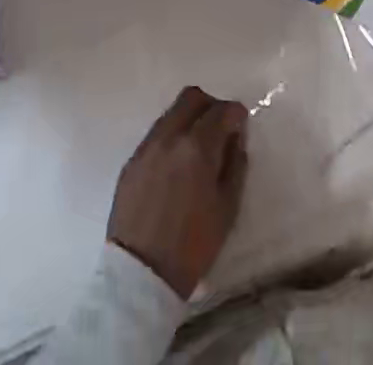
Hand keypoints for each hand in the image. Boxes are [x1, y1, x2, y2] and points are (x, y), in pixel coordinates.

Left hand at [107, 86, 248, 297]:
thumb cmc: (193, 244)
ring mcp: (146, 147)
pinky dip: (172, 137)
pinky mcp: (131, 161)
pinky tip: (177, 165)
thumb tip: (235, 137)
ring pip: (171, 112)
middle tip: (221, 129)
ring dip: (190, 119)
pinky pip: (156, 134)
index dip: (236, 113)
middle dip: (211, 106)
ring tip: (199, 149)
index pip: (221, 110)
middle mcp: (168, 137)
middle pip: (192, 97)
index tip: (241, 126)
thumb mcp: (228, 206)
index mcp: (196, 147)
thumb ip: (235, 163)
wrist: (140, 274)